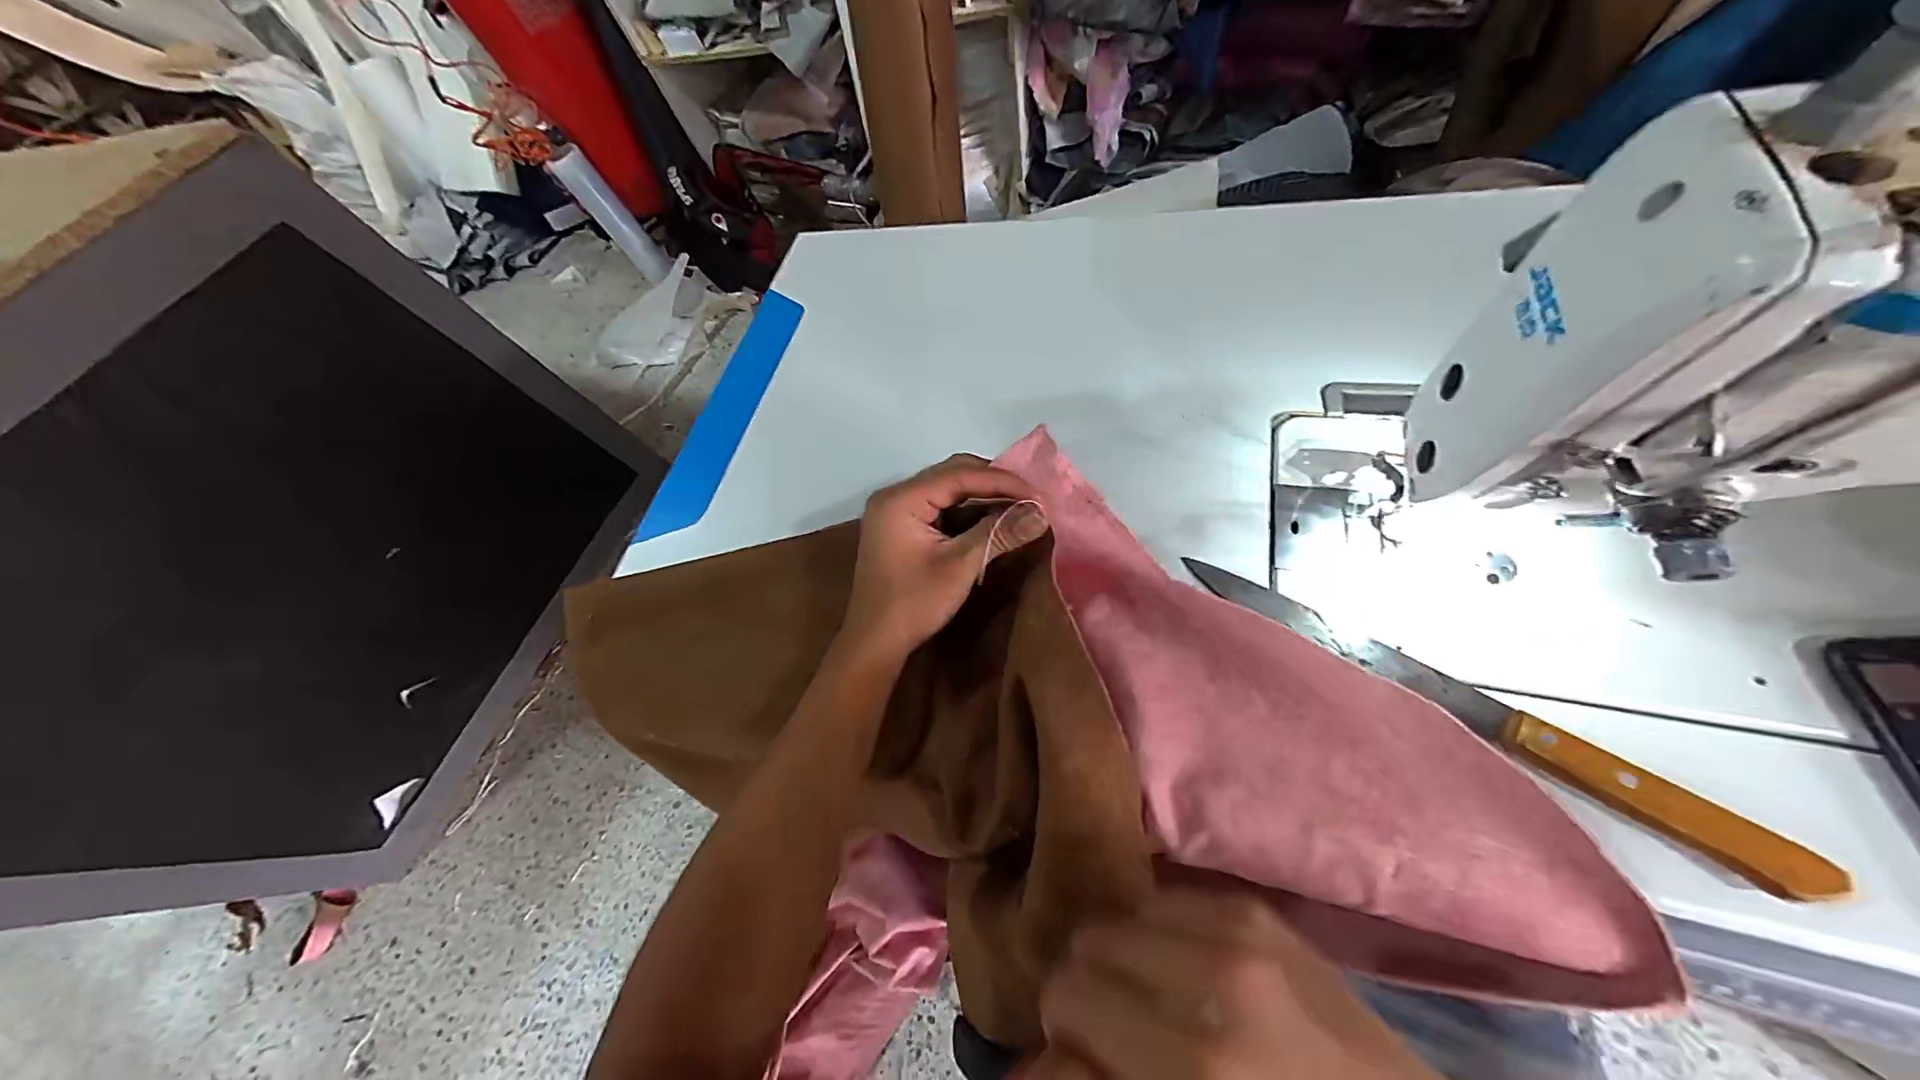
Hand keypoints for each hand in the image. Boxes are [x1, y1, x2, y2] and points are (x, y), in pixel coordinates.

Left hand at [838, 453, 1050, 661]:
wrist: (874, 641)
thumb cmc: (914, 603)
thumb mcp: (960, 566)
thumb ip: (999, 532)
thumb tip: (1041, 514)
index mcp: (901, 499)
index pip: (959, 475)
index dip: (1002, 481)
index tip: (1038, 494)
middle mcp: (895, 496)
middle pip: (951, 474)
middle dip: (993, 483)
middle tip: (1031, 497)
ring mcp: (895, 510)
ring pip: (946, 488)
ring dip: (982, 495)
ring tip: (1018, 505)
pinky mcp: (900, 526)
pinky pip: (938, 505)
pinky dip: (966, 509)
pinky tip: (992, 517)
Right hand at [1023, 890, 1437, 1079]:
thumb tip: (1028, 1062)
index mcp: (1197, 1057)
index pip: (1068, 993)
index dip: (1062, 1028)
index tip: (1083, 1051)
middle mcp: (1217, 973)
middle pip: (1088, 939)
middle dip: (1087, 986)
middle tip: (1116, 1029)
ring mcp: (1246, 929)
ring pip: (1124, 910)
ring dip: (1123, 954)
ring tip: (1152, 997)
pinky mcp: (1263, 910)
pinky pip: (1170, 896)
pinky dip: (1160, 932)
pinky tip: (1186, 970)